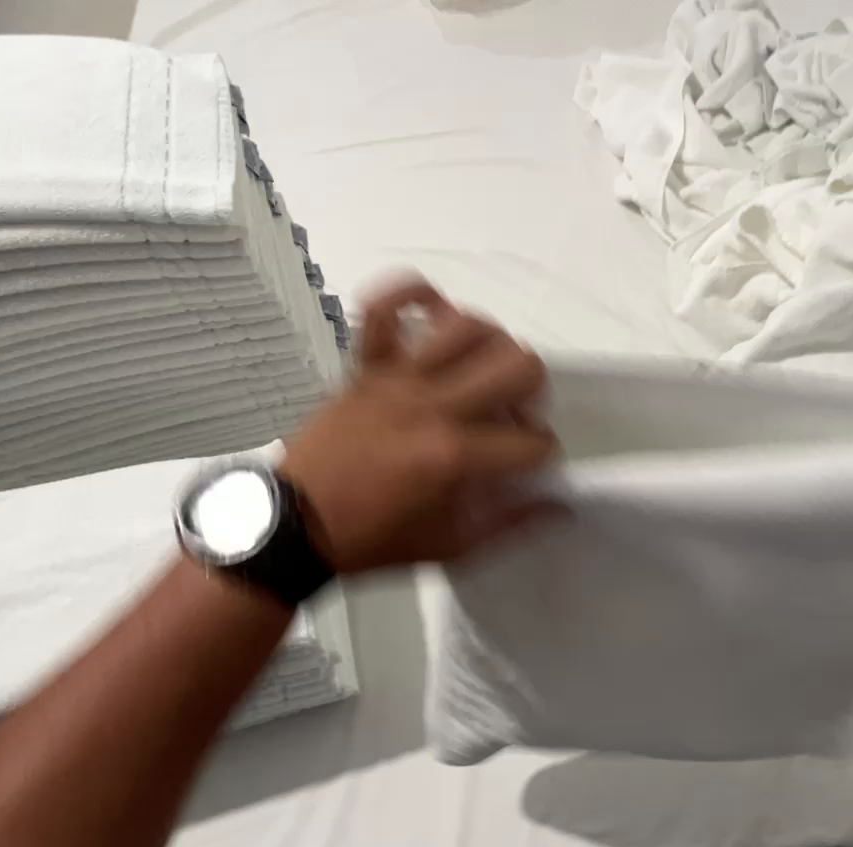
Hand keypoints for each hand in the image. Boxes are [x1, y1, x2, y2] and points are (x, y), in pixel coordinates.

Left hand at [278, 277, 559, 574]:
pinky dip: (415, 294)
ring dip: (491, 346)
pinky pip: (386, 305)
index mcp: (456, 458)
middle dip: (533, 392)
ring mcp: (397, 378)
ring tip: (481, 372)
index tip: (526, 465)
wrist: (293, 526)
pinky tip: (435, 313)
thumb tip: (560, 504)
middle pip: (519, 365)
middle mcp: (434, 406)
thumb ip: (511, 524)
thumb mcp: (451, 546)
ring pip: (468, 325)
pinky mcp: (365, 364)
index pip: (533, 440)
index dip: (542, 454)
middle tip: (511, 414)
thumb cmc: (374, 540)